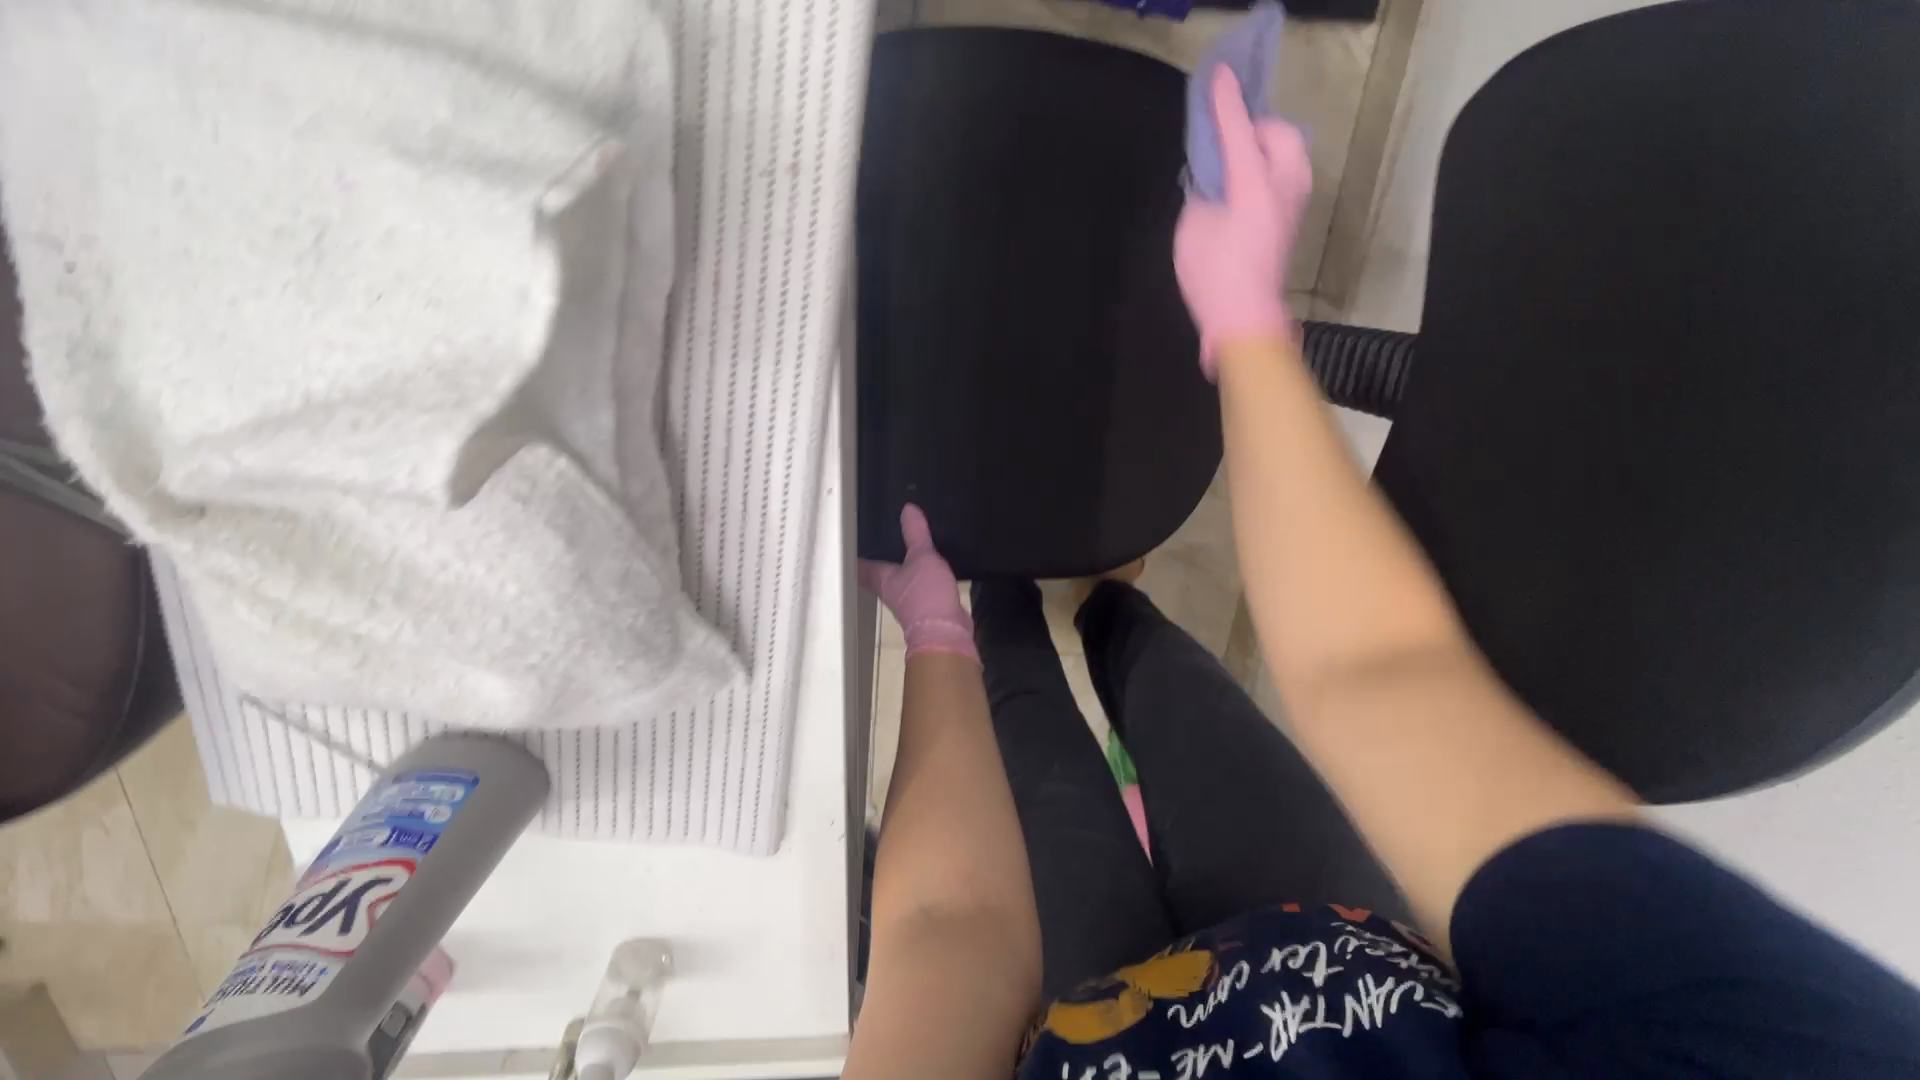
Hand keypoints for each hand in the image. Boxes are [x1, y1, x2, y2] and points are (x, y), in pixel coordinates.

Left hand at [860, 504, 977, 663]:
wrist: (946, 632)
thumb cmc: (926, 595)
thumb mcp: (922, 557)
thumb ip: (915, 534)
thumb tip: (907, 508)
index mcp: (881, 578)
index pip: (862, 562)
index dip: (859, 549)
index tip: (860, 533)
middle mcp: (890, 590)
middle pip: (881, 570)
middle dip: (884, 554)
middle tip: (888, 532)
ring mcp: (909, 599)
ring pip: (903, 576)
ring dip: (905, 564)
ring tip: (911, 541)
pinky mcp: (928, 605)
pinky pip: (923, 583)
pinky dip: (925, 573)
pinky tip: (934, 561)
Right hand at [1175, 67, 1312, 378]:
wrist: (1243, 319)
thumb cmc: (1213, 275)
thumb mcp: (1194, 228)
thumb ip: (1203, 191)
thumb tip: (1212, 179)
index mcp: (1254, 184)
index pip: (1239, 131)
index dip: (1226, 103)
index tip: (1220, 77)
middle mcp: (1283, 186)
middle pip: (1281, 134)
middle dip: (1257, 128)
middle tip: (1228, 140)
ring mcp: (1293, 206)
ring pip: (1289, 156)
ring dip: (1266, 150)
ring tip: (1236, 164)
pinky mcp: (1292, 223)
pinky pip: (1285, 178)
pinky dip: (1267, 171)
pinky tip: (1243, 189)